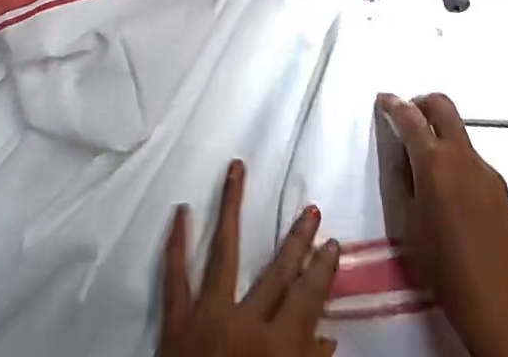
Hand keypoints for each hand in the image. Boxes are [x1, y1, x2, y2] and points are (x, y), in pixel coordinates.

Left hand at [160, 160, 340, 356]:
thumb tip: (330, 341)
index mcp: (277, 347)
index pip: (307, 298)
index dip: (322, 269)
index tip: (332, 242)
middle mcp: (245, 323)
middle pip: (276, 272)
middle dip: (296, 239)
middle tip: (310, 208)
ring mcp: (206, 316)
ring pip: (224, 252)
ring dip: (231, 207)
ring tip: (236, 169)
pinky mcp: (175, 320)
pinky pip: (175, 276)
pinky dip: (176, 244)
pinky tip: (180, 212)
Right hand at [377, 93, 507, 356]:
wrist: (505, 311)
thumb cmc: (447, 273)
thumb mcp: (408, 225)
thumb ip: (404, 182)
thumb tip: (403, 160)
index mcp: (436, 164)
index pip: (410, 117)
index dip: (393, 104)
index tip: (383, 101)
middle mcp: (465, 159)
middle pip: (443, 107)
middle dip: (421, 103)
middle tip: (405, 115)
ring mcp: (489, 175)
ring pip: (460, 136)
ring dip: (440, 136)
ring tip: (423, 167)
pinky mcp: (504, 194)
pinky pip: (474, 164)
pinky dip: (457, 162)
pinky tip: (449, 196)